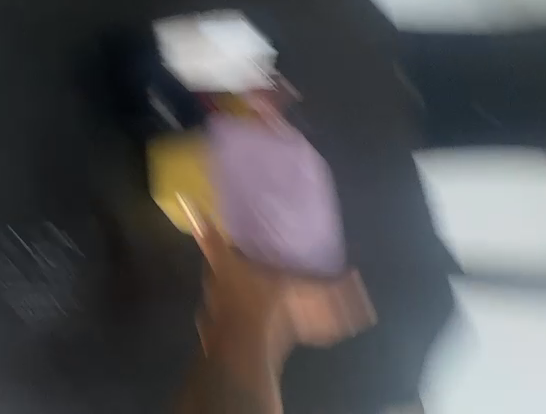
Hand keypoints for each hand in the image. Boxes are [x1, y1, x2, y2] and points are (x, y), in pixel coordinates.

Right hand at [185, 198, 374, 357]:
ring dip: (330, 321)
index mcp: (295, 287)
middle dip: (346, 306)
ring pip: (321, 326)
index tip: (356, 276)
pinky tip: (297, 329)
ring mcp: (294, 329)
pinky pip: (301, 334)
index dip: (347, 283)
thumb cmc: (240, 299)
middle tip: (357, 299)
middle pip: (334, 310)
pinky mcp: (280, 342)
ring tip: (338, 317)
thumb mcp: (222, 261)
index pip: (330, 285)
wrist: (238, 345)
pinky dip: (304, 332)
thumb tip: (188, 201)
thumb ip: (210, 236)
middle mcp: (302, 309)